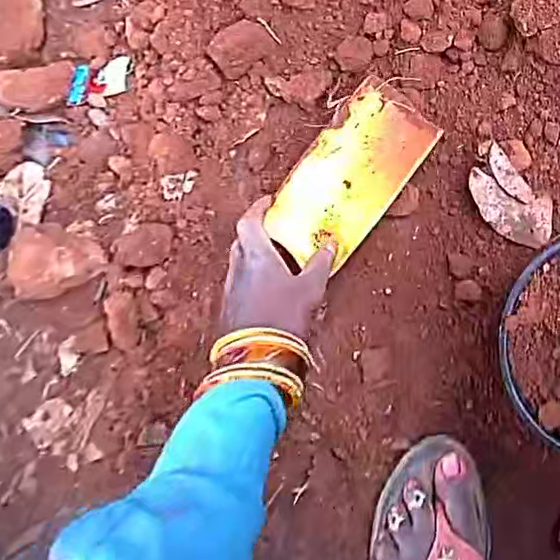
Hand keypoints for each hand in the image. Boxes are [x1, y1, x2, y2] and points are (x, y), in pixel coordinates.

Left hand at [217, 197, 334, 337]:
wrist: (256, 358)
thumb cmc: (284, 316)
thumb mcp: (311, 287)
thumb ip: (320, 262)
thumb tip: (329, 245)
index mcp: (256, 256)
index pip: (249, 222)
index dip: (258, 209)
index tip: (269, 201)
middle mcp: (238, 268)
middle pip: (242, 240)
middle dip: (258, 231)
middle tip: (278, 229)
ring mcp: (231, 289)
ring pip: (240, 262)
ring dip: (256, 255)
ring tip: (279, 258)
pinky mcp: (230, 308)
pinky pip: (241, 281)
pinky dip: (254, 276)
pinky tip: (271, 285)